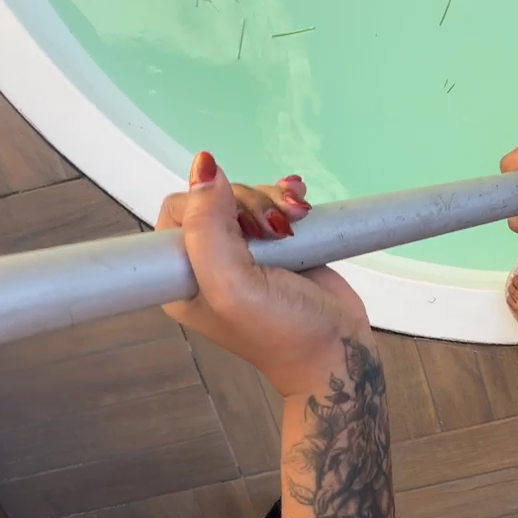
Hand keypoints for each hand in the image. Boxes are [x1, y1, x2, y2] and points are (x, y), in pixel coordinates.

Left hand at [157, 152, 368, 395]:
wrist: (338, 352)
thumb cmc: (283, 331)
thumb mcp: (233, 285)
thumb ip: (208, 227)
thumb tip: (205, 165)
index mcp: (182, 276)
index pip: (179, 212)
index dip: (212, 206)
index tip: (247, 229)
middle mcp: (210, 262)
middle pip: (218, 200)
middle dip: (252, 204)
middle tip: (280, 229)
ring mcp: (248, 253)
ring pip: (249, 199)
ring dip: (275, 200)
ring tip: (300, 218)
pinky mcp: (281, 247)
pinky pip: (276, 205)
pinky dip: (289, 198)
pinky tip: (304, 204)